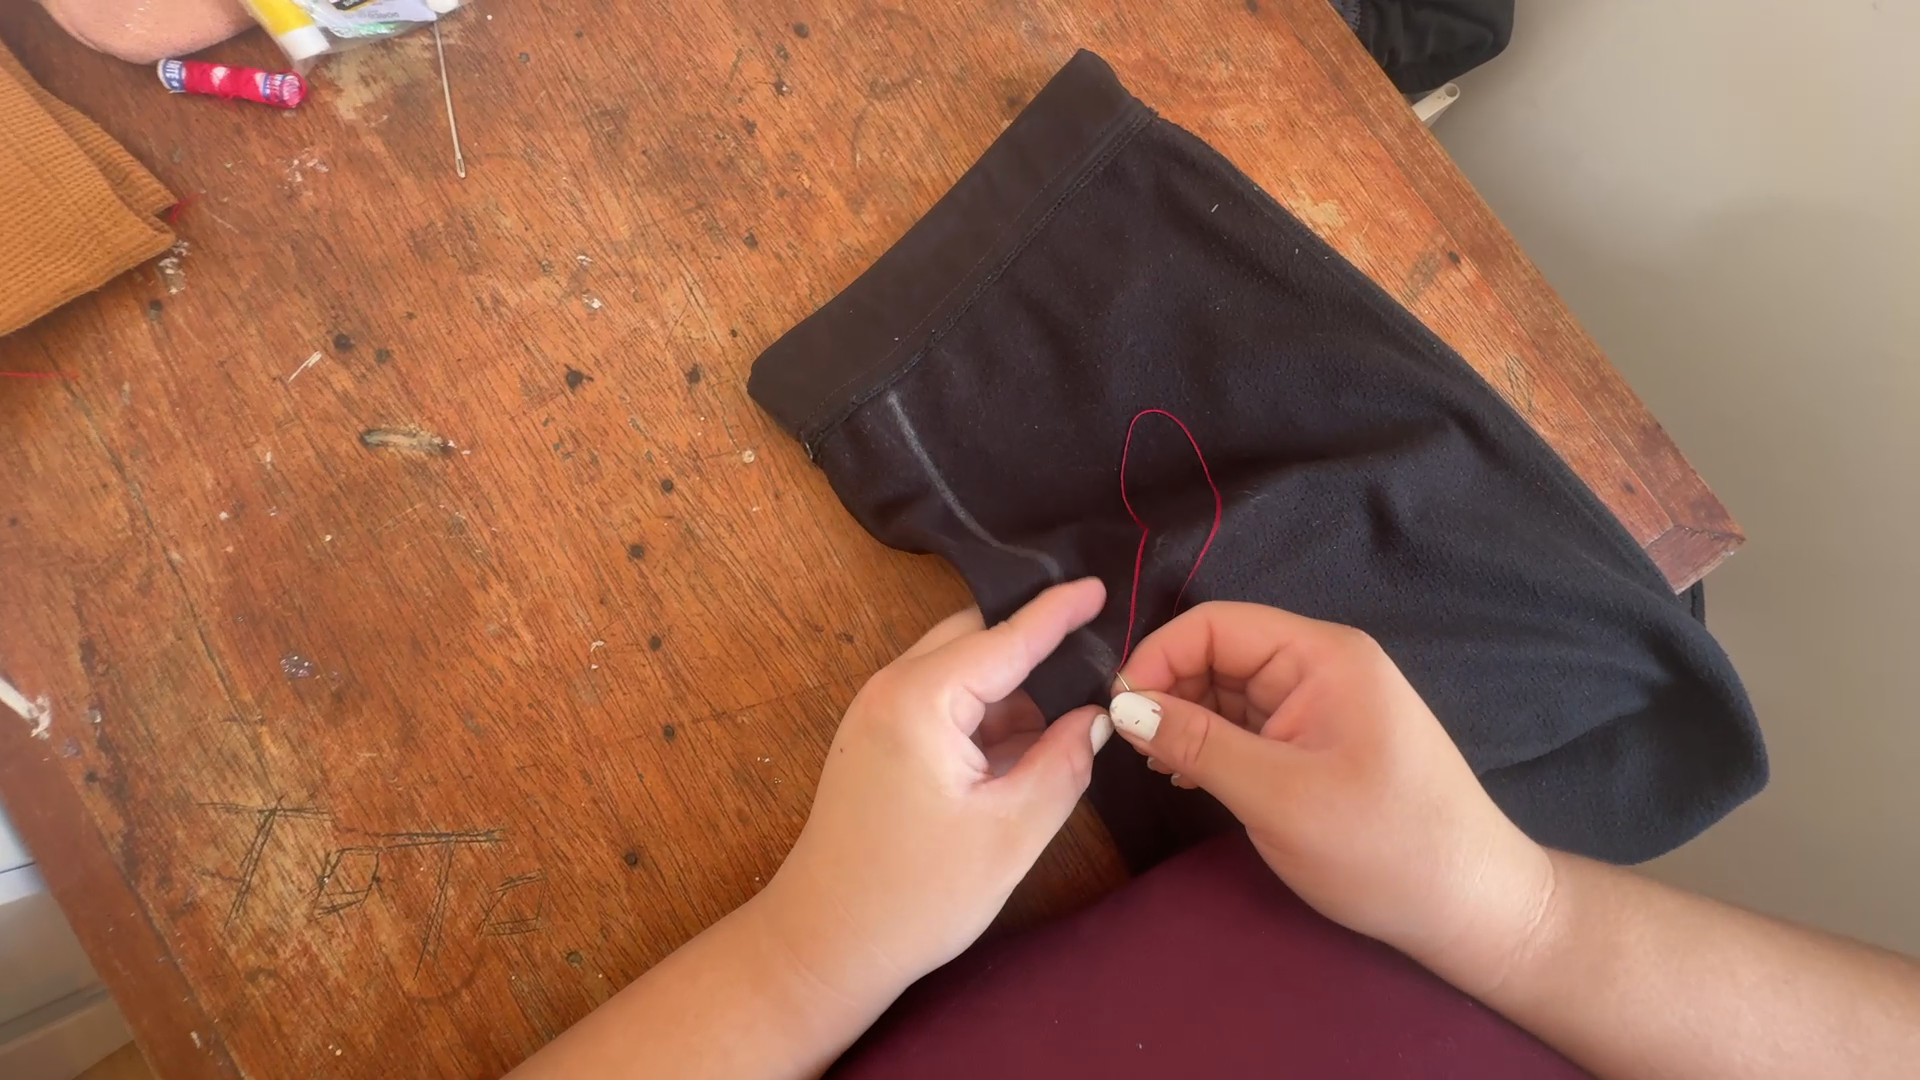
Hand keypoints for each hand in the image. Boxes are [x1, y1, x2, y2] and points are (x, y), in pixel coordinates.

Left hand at [756, 578, 1111, 1006]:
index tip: (1099, 586)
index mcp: (920, 699)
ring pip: (960, 671)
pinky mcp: (879, 734)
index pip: (1004, 638)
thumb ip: (1063, 764)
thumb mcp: (1009, 833)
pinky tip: (1019, 748)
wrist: (824, 944)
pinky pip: (943, 701)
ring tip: (1063, 719)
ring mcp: (878, 709)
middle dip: (1032, 649)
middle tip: (1092, 658)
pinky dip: (984, 716)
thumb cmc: (916, 896)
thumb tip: (1096, 716)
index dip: (1056, 612)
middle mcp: (892, 687)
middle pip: (975, 640)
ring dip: (1010, 690)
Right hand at [1110, 602, 1555, 992]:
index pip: (1214, 625)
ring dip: (1182, 720)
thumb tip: (1122, 707)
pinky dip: (1205, 741)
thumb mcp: (1279, 796)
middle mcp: (1314, 665)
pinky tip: (1184, 773)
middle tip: (1133, 745)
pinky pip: (1239, 721)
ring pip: (1221, 688)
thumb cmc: (1384, 848)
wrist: (1476, 916)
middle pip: (1215, 653)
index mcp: (1319, 655)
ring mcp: (1312, 701)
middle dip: (1167, 691)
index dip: (1159, 656)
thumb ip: (1196, 743)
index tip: (1120, 709)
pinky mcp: (1308, 737)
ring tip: (1158, 764)